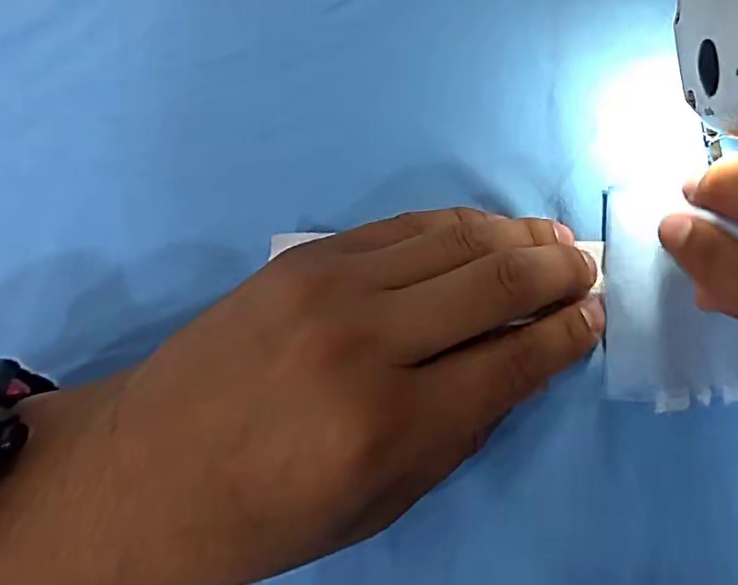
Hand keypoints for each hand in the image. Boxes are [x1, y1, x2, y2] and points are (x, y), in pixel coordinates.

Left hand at [0, 208, 602, 584]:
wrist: (141, 472)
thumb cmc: (269, 513)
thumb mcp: (381, 501)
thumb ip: (465, 427)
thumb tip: (530, 358)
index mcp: (389, 425)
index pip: (511, 360)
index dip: (565, 335)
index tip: (596, 317)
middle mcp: (368, 341)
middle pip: (494, 282)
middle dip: (556, 273)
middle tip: (587, 268)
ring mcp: (335, 284)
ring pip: (458, 239)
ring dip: (518, 236)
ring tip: (555, 238)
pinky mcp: (311, 254)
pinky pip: (409, 225)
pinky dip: (462, 224)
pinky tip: (492, 228)